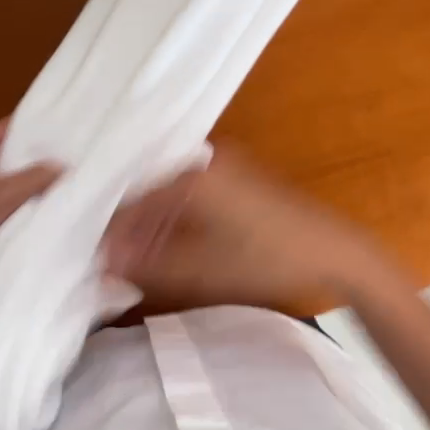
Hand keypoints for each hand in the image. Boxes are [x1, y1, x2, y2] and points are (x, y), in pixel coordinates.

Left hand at [0, 120, 59, 429]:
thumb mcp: (2, 194)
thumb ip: (33, 179)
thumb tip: (63, 166)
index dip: (22, 125)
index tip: (51, 123)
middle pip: (3, 159)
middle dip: (28, 157)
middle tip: (63, 155)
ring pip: (4, 187)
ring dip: (25, 187)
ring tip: (60, 185)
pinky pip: (3, 212)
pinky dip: (19, 211)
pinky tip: (41, 217)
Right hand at [102, 147, 391, 315]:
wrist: (336, 252)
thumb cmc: (270, 260)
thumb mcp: (202, 270)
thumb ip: (148, 264)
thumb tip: (104, 262)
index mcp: (192, 175)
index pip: (131, 200)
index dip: (110, 231)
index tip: (93, 256)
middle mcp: (202, 159)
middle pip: (147, 190)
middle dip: (128, 224)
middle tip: (109, 256)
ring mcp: (221, 164)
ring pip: (167, 191)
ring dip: (151, 222)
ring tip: (134, 256)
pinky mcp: (234, 176)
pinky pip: (188, 191)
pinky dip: (174, 216)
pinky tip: (168, 243)